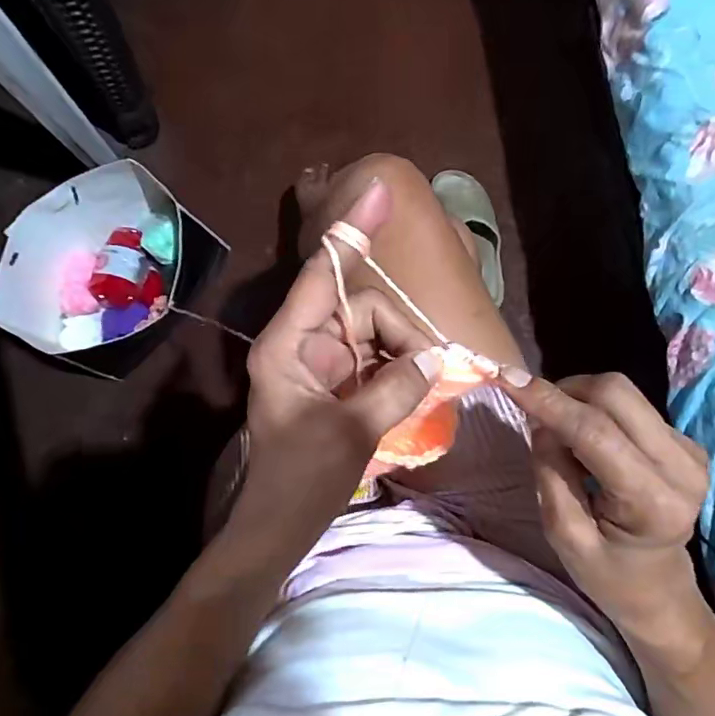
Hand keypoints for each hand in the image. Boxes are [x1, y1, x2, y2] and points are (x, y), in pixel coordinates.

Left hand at [242, 179, 441, 521]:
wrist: (279, 525)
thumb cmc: (302, 480)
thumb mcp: (352, 432)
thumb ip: (396, 388)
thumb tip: (435, 358)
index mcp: (289, 344)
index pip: (323, 273)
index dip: (353, 232)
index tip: (381, 190)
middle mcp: (302, 343)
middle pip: (361, 308)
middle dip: (399, 333)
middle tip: (429, 372)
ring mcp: (319, 363)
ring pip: (372, 333)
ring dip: (401, 354)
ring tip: (421, 390)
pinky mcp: (333, 383)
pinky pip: (372, 358)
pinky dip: (396, 370)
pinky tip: (412, 392)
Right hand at [500, 372, 710, 628]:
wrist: (657, 586)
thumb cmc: (606, 572)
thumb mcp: (564, 534)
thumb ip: (551, 473)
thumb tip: (541, 419)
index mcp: (652, 501)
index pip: (595, 432)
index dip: (548, 400)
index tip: (505, 378)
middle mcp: (681, 468)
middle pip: (616, 394)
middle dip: (565, 391)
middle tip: (535, 411)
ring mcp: (689, 450)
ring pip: (624, 392)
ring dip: (579, 397)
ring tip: (559, 428)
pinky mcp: (685, 441)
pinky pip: (632, 404)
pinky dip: (596, 409)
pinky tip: (586, 438)